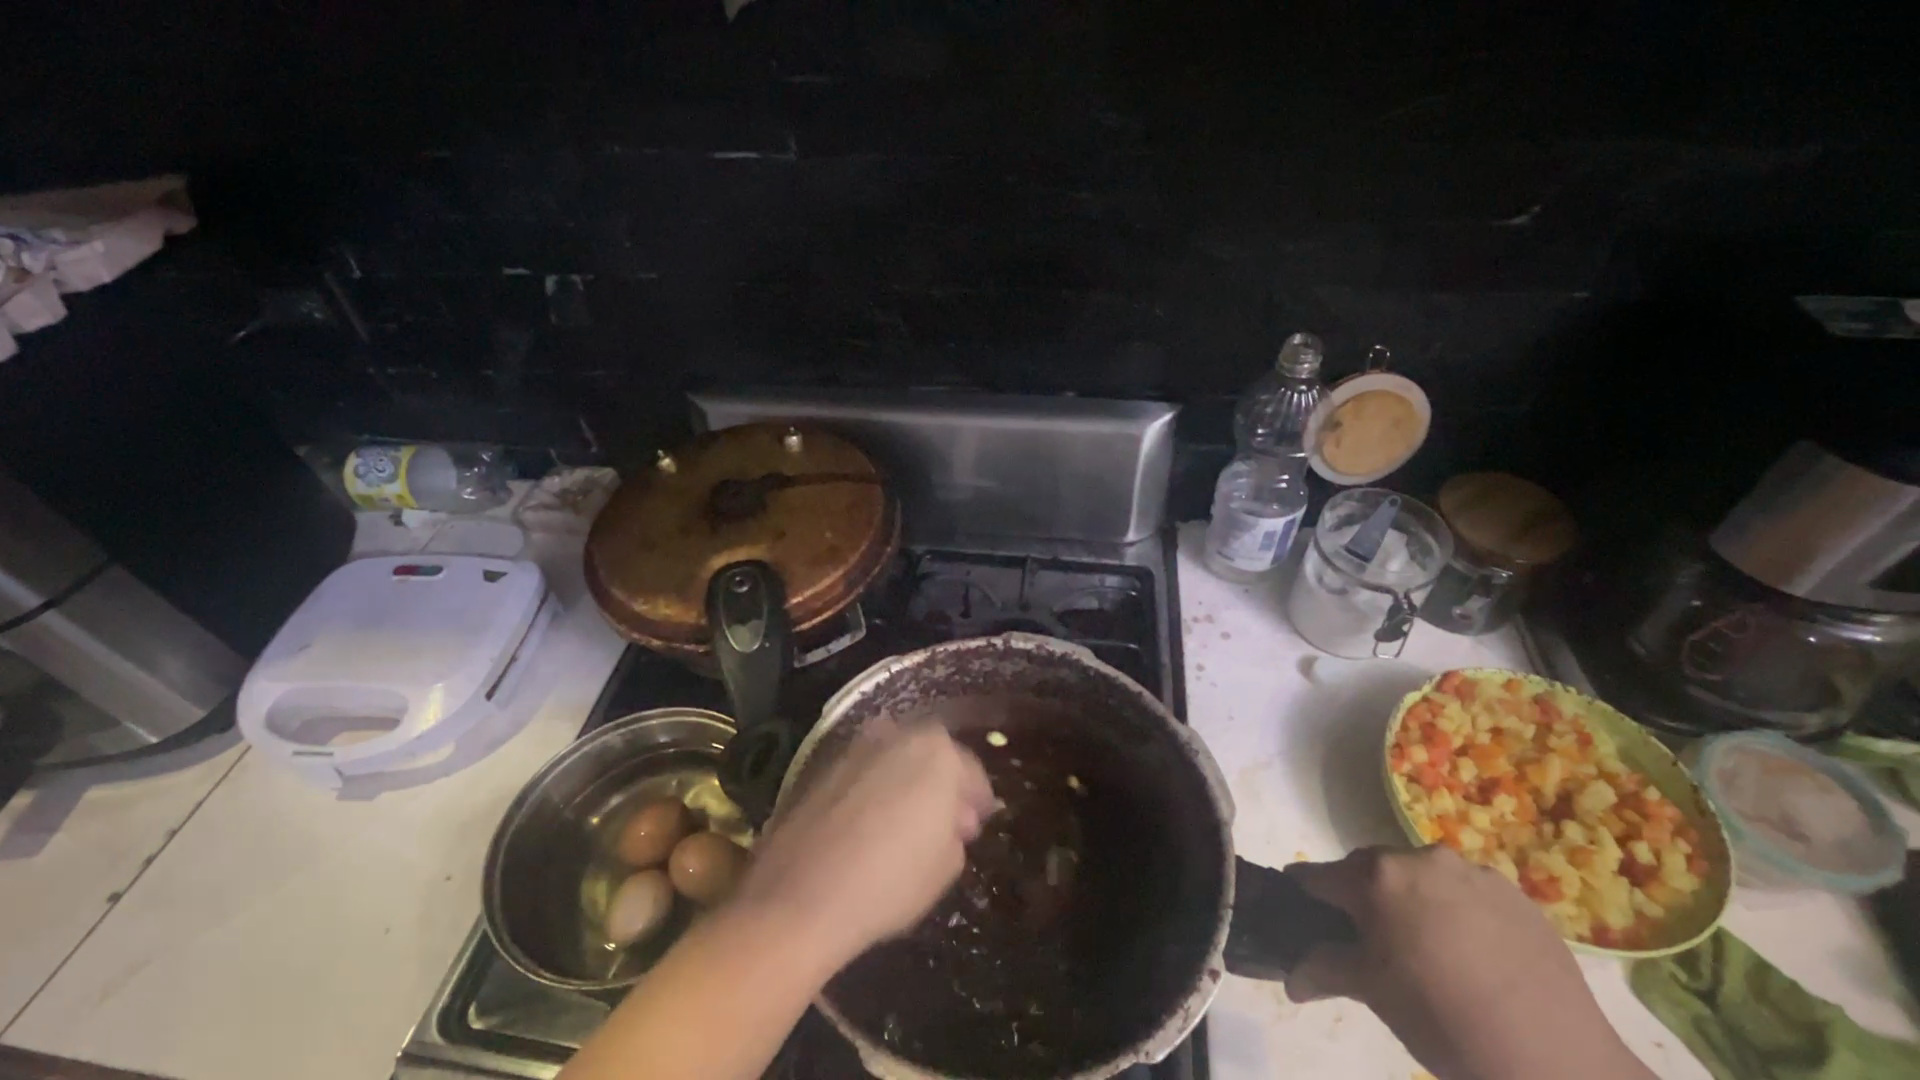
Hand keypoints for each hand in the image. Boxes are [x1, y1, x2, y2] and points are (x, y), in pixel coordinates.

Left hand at [731, 722, 994, 967]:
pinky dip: (870, 794)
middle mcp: (894, 735)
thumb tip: (950, 822)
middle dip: (939, 787)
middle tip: (945, 825)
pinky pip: (860, 778)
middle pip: (928, 758)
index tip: (977, 823)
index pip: (970, 770)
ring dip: (902, 787)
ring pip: (891, 763)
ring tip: (904, 829)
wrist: (798, 899)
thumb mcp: (947, 865)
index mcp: (935, 750)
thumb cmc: (889, 881)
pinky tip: (868, 830)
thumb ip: (955, 831)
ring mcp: (851, 749)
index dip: (977, 800)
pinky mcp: (816, 770)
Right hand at [1285, 846, 1653, 1079]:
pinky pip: (1467, 893)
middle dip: (1361, 898)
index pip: (1319, 876)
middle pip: (1371, 869)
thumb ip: (1325, 970)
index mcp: (1377, 877)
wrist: (1555, 1059)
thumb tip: (1294, 978)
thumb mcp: (1372, 994)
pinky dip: (1455, 913)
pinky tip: (1470, 957)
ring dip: (1411, 902)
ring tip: (1425, 952)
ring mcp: (1474, 874)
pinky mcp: (1517, 896)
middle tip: (1366, 943)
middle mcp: (1422, 859)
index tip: (1301, 913)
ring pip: (1422, 878)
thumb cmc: (1442, 1019)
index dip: (1304, 895)